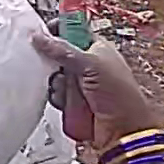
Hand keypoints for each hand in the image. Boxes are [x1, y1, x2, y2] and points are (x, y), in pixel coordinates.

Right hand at [32, 29, 162, 151]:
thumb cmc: (120, 95)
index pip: (72, 30)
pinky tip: (66, 101)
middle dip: (53, 61)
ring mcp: (80, 84)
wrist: (124, 133)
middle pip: (59, 54)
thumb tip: (39, 36)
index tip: (42, 33)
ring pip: (55, 75)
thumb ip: (63, 50)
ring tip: (66, 89)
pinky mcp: (74, 101)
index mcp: (97, 48)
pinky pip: (56, 93)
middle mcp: (88, 65)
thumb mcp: (91, 65)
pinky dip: (58, 97)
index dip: (57, 30)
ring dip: (57, 82)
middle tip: (53, 65)